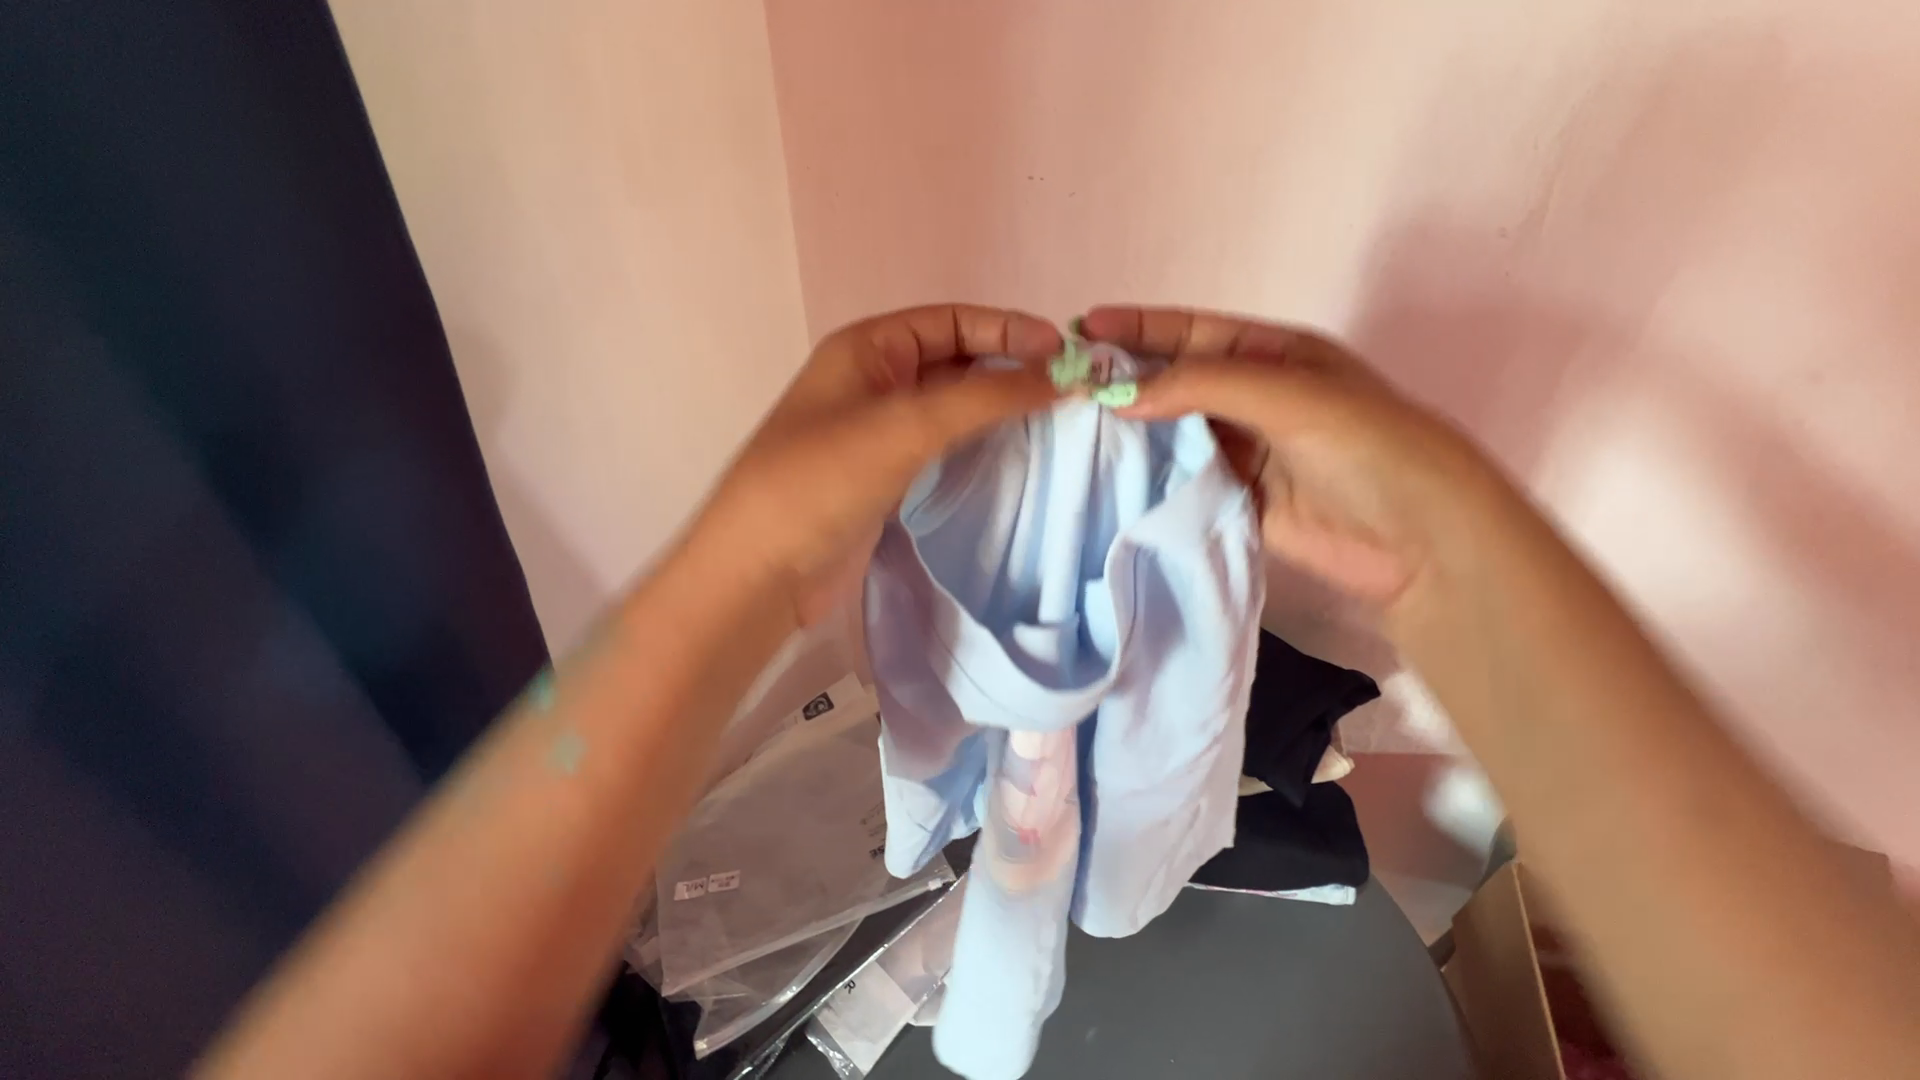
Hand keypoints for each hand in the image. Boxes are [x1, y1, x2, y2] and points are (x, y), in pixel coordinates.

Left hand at [695, 304, 1061, 625]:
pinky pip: (942, 446)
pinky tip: (1013, 454)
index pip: (952, 321)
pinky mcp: (885, 476)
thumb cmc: (825, 480)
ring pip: (951, 406)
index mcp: (868, 348)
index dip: (1009, 330)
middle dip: (1009, 367)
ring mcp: (878, 431)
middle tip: (1070, 388)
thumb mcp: (907, 425)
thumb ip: (986, 397)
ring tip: (1053, 418)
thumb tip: (1062, 373)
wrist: (762, 570)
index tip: (1066, 353)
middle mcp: (873, 380)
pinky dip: (978, 444)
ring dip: (998, 407)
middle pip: (956, 359)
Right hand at [1082, 305, 1494, 608]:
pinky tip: (1107, 473)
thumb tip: (1119, 396)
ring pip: (1172, 432)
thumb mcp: (1287, 393)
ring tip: (1072, 426)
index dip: (1139, 328)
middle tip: (1064, 382)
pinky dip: (1147, 475)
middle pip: (1176, 380)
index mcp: (1273, 355)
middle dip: (1125, 378)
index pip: (1193, 332)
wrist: (1419, 539)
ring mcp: (1243, 451)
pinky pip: (1181, 479)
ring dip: (1130, 429)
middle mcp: (1253, 397)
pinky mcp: (1235, 500)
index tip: (1082, 329)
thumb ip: (1202, 385)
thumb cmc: (1366, 444)